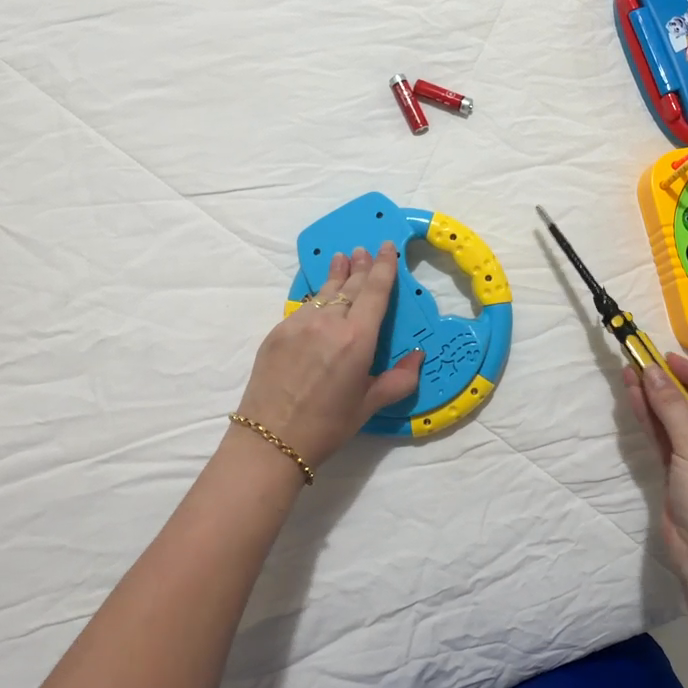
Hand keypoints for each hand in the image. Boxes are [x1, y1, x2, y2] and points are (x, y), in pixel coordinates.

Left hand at [236, 242, 421, 468]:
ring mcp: (299, 324)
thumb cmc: (327, 426)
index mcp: (357, 338)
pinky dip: (317, 298)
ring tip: (342, 259)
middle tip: (364, 250)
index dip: (384, 266)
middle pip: (349, 285)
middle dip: (360, 266)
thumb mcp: (369, 405)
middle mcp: (329, 322)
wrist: (269, 440)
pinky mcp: (277, 332)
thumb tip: (418, 357)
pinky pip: (304, 307)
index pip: (375, 291)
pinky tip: (319, 297)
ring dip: (336, 275)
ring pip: (324, 292)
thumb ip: (398, 379)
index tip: (387, 247)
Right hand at [623, 353, 687, 580]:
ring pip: (677, 419)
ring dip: (655, 398)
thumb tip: (651, 371)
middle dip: (671, 384)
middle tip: (645, 362)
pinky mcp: (679, 472)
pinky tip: (633, 397)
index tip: (668, 359)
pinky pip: (665, 437)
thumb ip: (671, 407)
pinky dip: (650, 419)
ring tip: (629, 372)